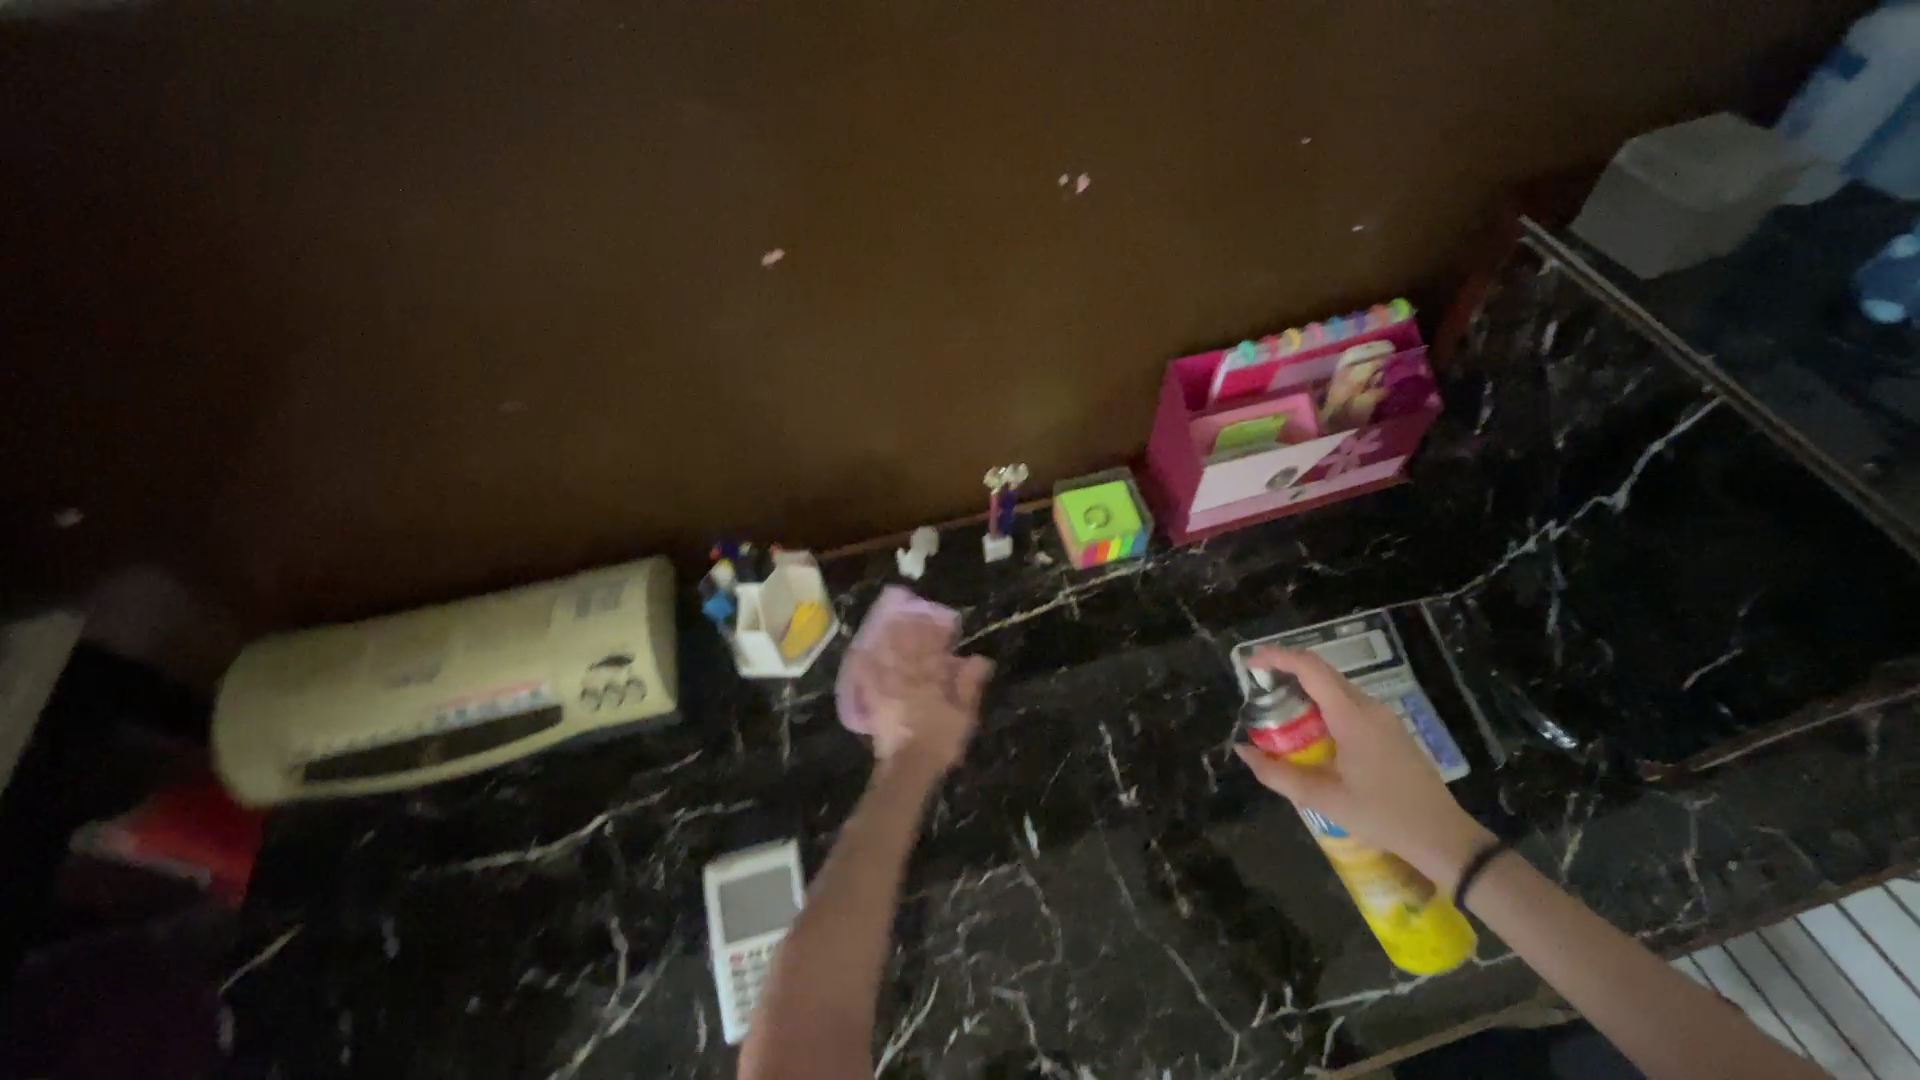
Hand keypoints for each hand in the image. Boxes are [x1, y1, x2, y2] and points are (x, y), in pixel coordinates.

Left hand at [848, 615, 992, 776]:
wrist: (909, 767)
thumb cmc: (941, 741)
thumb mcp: (964, 714)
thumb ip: (970, 684)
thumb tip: (980, 659)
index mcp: (930, 679)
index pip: (933, 648)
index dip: (937, 632)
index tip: (942, 620)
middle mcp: (907, 678)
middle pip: (908, 647)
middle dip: (911, 628)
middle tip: (913, 613)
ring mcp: (887, 688)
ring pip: (887, 656)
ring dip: (890, 637)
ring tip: (892, 622)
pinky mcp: (874, 701)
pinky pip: (868, 676)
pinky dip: (866, 661)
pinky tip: (863, 651)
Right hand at [1233, 647, 1492, 887]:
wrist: (1441, 836)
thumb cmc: (1380, 815)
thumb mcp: (1321, 798)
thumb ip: (1276, 773)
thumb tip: (1243, 750)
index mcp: (1352, 716)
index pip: (1310, 669)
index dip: (1277, 658)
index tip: (1250, 663)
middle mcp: (1369, 707)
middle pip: (1322, 672)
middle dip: (1287, 671)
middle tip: (1257, 688)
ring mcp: (1383, 718)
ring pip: (1336, 687)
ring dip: (1305, 689)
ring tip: (1277, 709)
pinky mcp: (1390, 730)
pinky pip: (1349, 703)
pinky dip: (1322, 704)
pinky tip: (1310, 729)